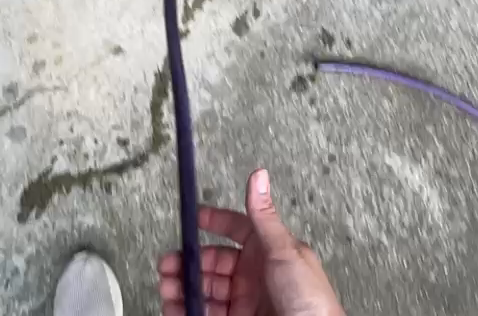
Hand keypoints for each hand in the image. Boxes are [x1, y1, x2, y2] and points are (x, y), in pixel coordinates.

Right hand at [157, 168, 345, 315]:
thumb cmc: (310, 302)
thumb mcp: (285, 252)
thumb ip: (264, 216)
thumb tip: (258, 175)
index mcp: (266, 251)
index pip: (236, 228)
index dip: (215, 221)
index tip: (193, 217)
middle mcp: (254, 276)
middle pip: (214, 262)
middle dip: (190, 260)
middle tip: (168, 262)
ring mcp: (245, 303)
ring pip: (206, 289)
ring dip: (183, 285)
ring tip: (166, 286)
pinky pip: (205, 314)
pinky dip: (186, 309)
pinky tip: (174, 306)